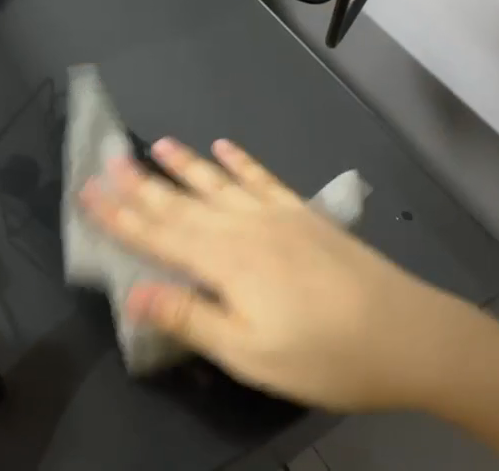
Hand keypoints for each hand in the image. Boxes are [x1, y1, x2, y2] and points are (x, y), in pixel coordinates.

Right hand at [79, 138, 476, 412]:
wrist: (410, 335)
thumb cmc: (325, 355)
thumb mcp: (250, 353)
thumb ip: (190, 318)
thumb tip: (132, 294)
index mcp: (222, 262)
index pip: (157, 235)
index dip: (119, 216)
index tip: (87, 192)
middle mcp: (240, 228)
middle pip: (179, 204)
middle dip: (139, 183)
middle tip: (106, 157)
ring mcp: (274, 216)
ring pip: (216, 184)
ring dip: (183, 165)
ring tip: (156, 144)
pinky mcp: (304, 215)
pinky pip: (263, 180)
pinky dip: (241, 162)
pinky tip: (226, 148)